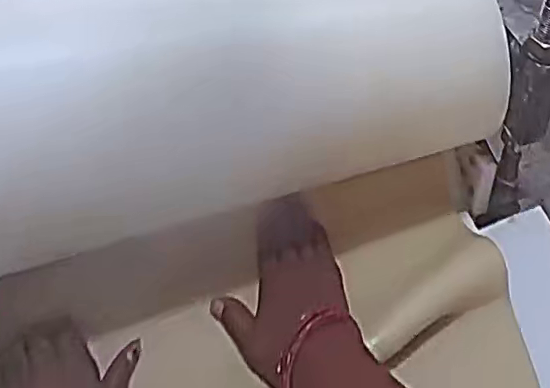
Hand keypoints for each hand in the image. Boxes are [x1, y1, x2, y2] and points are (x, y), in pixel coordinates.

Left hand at [0, 319, 138, 387]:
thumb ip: (120, 370)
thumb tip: (134, 347)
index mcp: (71, 357)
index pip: (65, 328)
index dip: (64, 329)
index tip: (66, 332)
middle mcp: (42, 362)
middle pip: (37, 335)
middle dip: (39, 337)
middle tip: (44, 341)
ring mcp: (16, 379)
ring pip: (12, 352)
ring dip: (16, 353)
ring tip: (21, 356)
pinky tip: (1, 379)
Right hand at [212, 198, 382, 387]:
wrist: (321, 351)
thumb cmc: (286, 348)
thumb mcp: (250, 339)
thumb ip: (234, 317)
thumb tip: (217, 303)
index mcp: (271, 278)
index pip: (266, 244)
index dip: (264, 227)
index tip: (263, 211)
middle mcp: (291, 265)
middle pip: (285, 232)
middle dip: (282, 214)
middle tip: (280, 198)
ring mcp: (313, 264)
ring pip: (304, 231)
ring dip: (299, 216)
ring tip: (296, 201)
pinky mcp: (332, 269)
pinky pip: (323, 241)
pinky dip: (318, 229)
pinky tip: (316, 223)